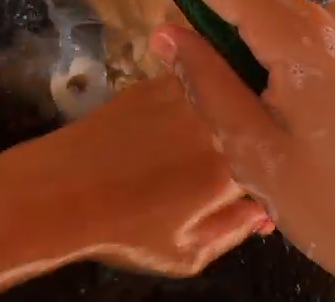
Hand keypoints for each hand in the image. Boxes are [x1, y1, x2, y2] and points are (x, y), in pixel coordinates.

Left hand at [0, 74, 268, 276]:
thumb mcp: (185, 253)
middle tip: (232, 163)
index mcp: (228, 167)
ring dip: (223, 110)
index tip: (256, 188)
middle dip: (250, 135)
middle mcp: (211, 120)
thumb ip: (233, 229)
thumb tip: (263, 211)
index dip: (271, 175)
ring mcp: (181, 93)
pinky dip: (194, 100)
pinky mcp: (153, 81)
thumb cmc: (124, 230)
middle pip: (249, 116)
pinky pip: (190, 84)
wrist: (61, 188)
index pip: (273, 161)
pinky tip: (174, 127)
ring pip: (220, 93)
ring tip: (202, 143)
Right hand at [144, 0, 334, 301]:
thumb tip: (168, 31)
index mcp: (299, 39)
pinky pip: (315, 47)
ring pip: (281, 35)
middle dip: (223, 45)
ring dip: (260, 69)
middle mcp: (334, 19)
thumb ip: (208, 84)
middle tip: (233, 123)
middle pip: (250, 11)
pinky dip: (292, 74)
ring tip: (285, 149)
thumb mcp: (259, 158)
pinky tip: (317, 139)